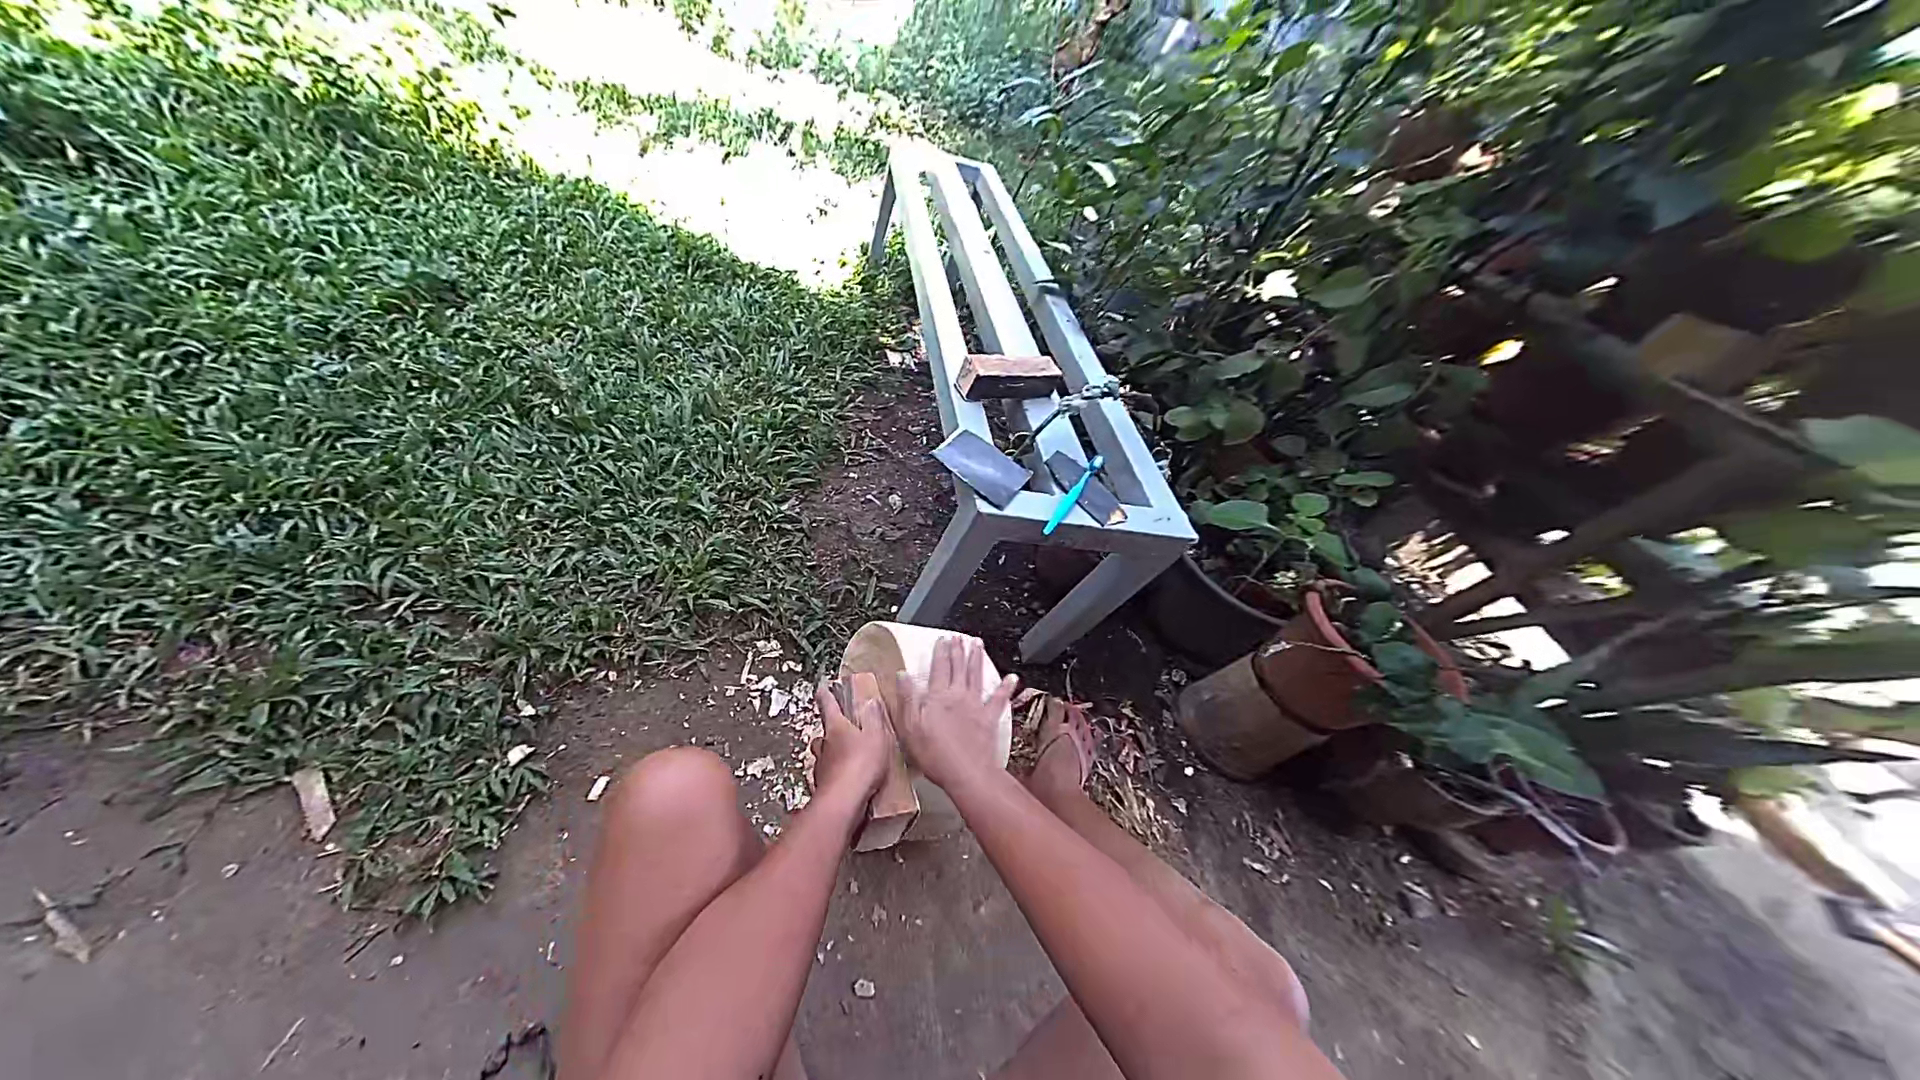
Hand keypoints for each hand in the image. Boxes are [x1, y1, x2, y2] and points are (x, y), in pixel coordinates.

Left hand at [811, 681, 892, 803]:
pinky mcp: (823, 787)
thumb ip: (874, 718)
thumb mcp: (877, 736)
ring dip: (831, 755)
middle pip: (822, 734)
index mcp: (836, 727)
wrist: (844, 801)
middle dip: (829, 731)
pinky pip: (828, 776)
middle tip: (840, 730)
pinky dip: (835, 775)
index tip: (823, 688)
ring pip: (823, 756)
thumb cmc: (862, 763)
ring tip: (845, 757)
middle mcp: (824, 745)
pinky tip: (846, 780)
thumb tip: (870, 701)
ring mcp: (821, 767)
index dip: (825, 695)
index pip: (827, 705)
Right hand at [894, 636, 1018, 790]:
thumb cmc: (935, 754)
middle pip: (958, 667)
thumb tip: (902, 675)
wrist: (966, 772)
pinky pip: (999, 700)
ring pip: (977, 676)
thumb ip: (907, 698)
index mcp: (938, 697)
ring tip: (978, 645)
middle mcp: (958, 696)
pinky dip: (1006, 688)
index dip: (941, 652)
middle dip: (959, 650)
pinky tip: (1012, 677)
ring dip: (977, 659)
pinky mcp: (989, 719)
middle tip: (960, 637)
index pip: (939, 668)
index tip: (943, 639)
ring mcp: (976, 706)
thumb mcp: (909, 727)